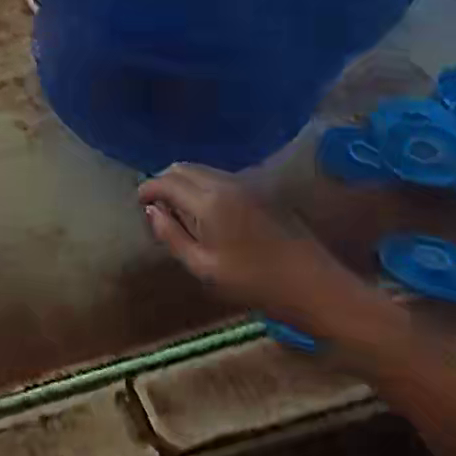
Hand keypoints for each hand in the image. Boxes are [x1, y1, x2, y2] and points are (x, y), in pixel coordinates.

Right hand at [140, 162, 412, 360]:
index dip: (148, 189)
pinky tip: (206, 212)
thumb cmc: (256, 284)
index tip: (138, 203)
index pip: (166, 181)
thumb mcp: (205, 268)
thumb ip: (172, 236)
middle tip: (156, 206)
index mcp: (209, 200)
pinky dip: (203, 186)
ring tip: (179, 211)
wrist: (317, 287)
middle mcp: (226, 182)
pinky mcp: (262, 191)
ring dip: (184, 183)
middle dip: (164, 181)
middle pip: (183, 168)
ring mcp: (247, 184)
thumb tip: (152, 211)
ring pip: (202, 171)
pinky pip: (221, 178)